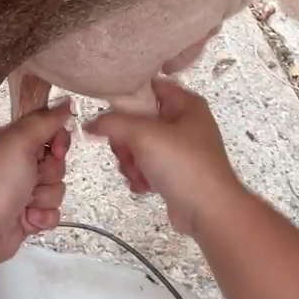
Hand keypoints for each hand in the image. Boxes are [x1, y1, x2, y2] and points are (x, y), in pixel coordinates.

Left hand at [0, 101, 72, 261]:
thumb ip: (44, 121)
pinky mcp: (28, 216)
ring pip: (56, 187)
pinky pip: (52, 211)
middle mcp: (14, 164)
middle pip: (55, 161)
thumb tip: (67, 101)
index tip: (56, 150)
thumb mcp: (18, 141)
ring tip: (26, 203)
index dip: (57, 140)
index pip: (45, 130)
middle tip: (33, 178)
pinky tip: (28, 219)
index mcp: (8, 142)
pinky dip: (43, 216)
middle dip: (50, 172)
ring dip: (45, 197)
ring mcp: (21, 191)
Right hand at [84, 78, 243, 235]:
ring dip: (131, 162)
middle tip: (128, 151)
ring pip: (138, 146)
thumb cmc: (182, 164)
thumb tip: (90, 124)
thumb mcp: (143, 135)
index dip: (126, 98)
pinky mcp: (174, 172)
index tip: (109, 113)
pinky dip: (141, 176)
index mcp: (185, 104)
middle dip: (126, 141)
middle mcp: (184, 123)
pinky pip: (146, 166)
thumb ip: (112, 123)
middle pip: (138, 120)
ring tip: (139, 174)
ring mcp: (179, 149)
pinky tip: (145, 186)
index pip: (149, 87)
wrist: (208, 211)